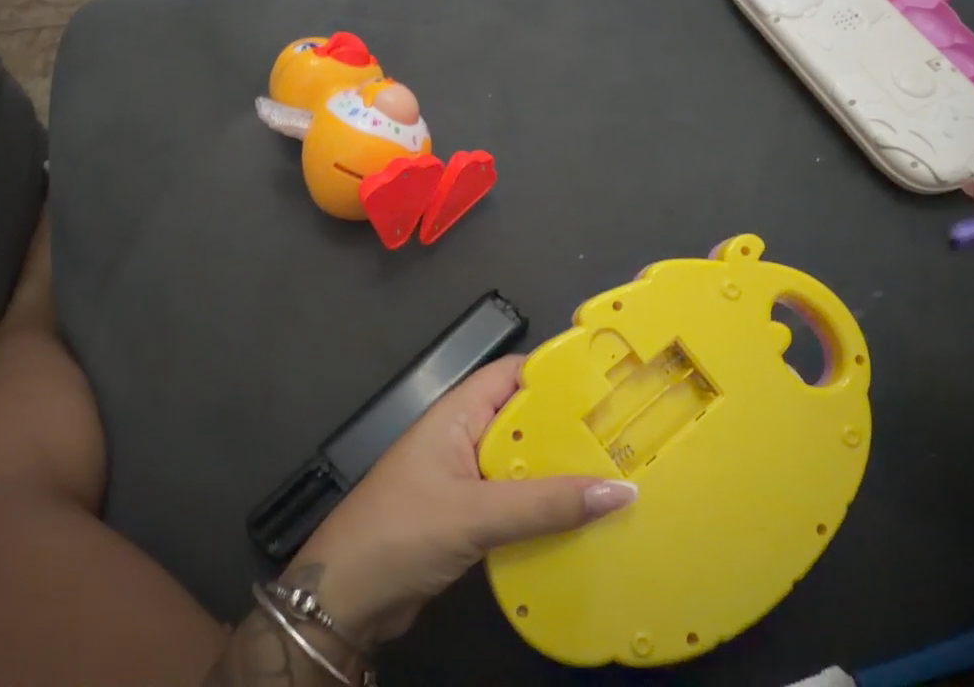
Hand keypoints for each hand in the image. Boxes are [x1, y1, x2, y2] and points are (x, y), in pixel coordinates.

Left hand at [287, 356, 635, 647]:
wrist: (344, 601)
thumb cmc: (400, 534)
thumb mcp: (475, 515)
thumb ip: (545, 504)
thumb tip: (621, 489)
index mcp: (457, 414)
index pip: (514, 373)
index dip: (559, 374)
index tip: (610, 384)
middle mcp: (463, 438)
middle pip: (526, 421)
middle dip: (572, 429)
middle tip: (629, 439)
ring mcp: (464, 479)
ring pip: (524, 465)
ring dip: (562, 474)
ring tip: (619, 480)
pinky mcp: (468, 517)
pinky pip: (517, 502)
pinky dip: (546, 509)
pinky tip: (582, 523)